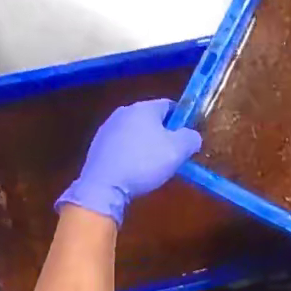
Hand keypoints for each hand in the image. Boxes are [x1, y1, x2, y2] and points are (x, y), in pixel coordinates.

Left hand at [55, 99, 200, 223]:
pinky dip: (131, 154)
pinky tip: (135, 171)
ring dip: (146, 144)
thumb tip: (192, 136)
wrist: (104, 185)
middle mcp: (124, 111)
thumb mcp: (178, 151)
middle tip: (174, 153)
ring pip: (135, 133)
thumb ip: (191, 138)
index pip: (169, 105)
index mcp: (144, 108)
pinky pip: (122, 146)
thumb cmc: (145, 163)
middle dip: (164, 134)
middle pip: (151, 119)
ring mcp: (107, 128)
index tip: (188, 136)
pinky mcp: (98, 146)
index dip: (182, 120)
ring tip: (154, 165)